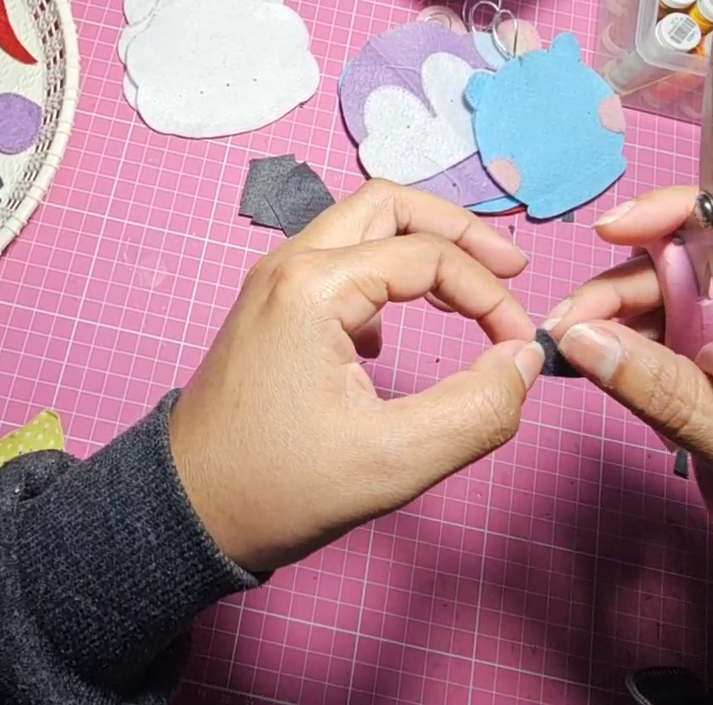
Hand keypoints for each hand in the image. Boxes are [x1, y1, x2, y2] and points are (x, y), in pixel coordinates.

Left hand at [170, 181, 544, 572]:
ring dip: (420, 246)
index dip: (489, 295)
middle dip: (456, 230)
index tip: (522, 344)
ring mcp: (276, 279)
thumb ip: (476, 408)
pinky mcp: (274, 304)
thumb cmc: (279, 484)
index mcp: (313, 285)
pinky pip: (339, 262)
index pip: (427, 256)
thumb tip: (524, 358)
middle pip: (388, 206)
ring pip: (361, 227)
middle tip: (511, 267)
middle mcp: (290, 263)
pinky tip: (400, 326)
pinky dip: (384, 274)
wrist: (189, 507)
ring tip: (470, 290)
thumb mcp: (393, 460)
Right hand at [544, 188, 712, 641]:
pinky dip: (626, 344)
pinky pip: (669, 336)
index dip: (684, 212)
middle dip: (628, 282)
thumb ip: (669, 394)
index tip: (612, 231)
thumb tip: (579, 339)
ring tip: (568, 345)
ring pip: (674, 297)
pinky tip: (595, 359)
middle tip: (568, 323)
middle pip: (699, 260)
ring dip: (616, 315)